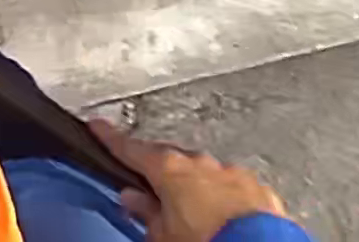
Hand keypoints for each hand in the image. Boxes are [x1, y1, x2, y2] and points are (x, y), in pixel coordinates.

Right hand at [89, 118, 291, 241]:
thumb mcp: (165, 238)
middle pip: (167, 161)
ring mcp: (230, 174)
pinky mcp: (261, 193)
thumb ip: (146, 214)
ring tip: (199, 218)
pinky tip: (229, 221)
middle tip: (155, 198)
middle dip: (161, 176)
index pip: (127, 147)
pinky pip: (234, 189)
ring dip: (197, 189)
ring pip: (203, 174)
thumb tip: (136, 201)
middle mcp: (196, 162)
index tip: (97, 127)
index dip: (108, 137)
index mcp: (166, 167)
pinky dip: (227, 200)